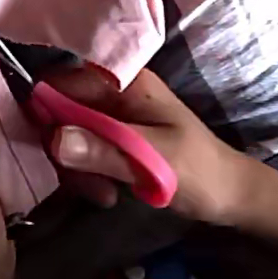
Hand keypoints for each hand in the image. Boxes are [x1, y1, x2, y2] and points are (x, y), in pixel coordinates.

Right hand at [39, 66, 268, 225]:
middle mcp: (114, 92)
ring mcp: (114, 115)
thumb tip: (55, 138)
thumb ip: (104, 149)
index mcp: (125, 83)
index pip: (62, 83)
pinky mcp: (115, 138)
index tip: (50, 152)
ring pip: (68, 134)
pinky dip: (87, 173)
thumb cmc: (199, 171)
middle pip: (61, 110)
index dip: (46, 114)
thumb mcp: (152, 161)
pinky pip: (83, 149)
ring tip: (103, 194)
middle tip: (85, 184)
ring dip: (76, 167)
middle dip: (64, 148)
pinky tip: (106, 193)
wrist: (231, 195)